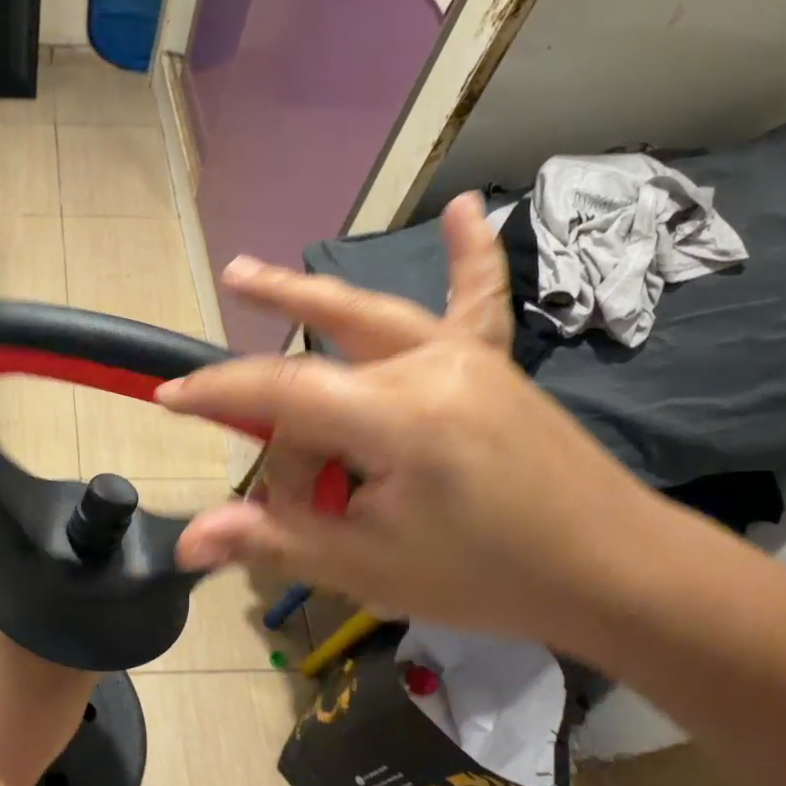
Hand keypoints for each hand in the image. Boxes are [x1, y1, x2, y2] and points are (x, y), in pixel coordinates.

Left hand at [0, 606, 99, 785]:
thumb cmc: (29, 721)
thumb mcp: (76, 680)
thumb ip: (89, 645)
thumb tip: (97, 628)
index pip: (29, 584)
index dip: (56, 595)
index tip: (77, 611)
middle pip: (13, 611)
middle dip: (40, 622)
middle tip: (70, 639)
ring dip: (22, 646)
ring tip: (50, 665)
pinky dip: (4, 667)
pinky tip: (21, 689)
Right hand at [158, 193, 660, 641]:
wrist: (617, 573)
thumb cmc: (488, 577)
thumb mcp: (368, 567)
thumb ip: (274, 540)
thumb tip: (188, 542)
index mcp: (399, 420)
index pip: (284, 390)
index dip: (219, 392)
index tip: (168, 397)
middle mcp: (430, 369)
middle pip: (320, 355)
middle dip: (267, 358)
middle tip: (210, 359)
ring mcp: (468, 359)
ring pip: (369, 323)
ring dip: (309, 300)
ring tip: (247, 276)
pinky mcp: (495, 366)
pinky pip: (477, 303)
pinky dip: (469, 257)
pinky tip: (467, 208)